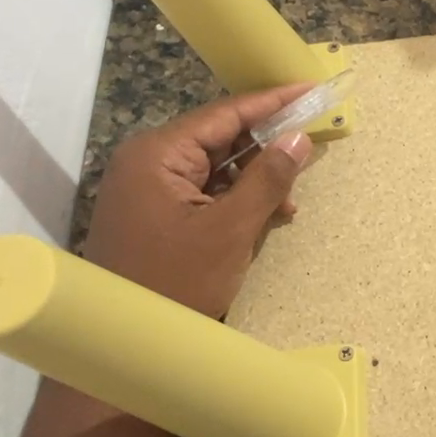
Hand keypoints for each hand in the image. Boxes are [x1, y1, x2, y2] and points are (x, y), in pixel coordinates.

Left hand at [82, 86, 311, 318]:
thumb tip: (298, 138)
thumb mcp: (230, 230)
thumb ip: (267, 180)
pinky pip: (204, 195)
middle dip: (265, 148)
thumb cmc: (175, 283)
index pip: (224, 114)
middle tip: (309, 146)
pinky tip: (266, 217)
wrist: (124, 345)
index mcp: (158, 154)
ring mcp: (149, 190)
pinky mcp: (155, 216)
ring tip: (290, 202)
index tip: (310, 91)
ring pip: (215, 170)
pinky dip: (235, 203)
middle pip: (219, 140)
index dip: (272, 103)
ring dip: (254, 182)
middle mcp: (148, 163)